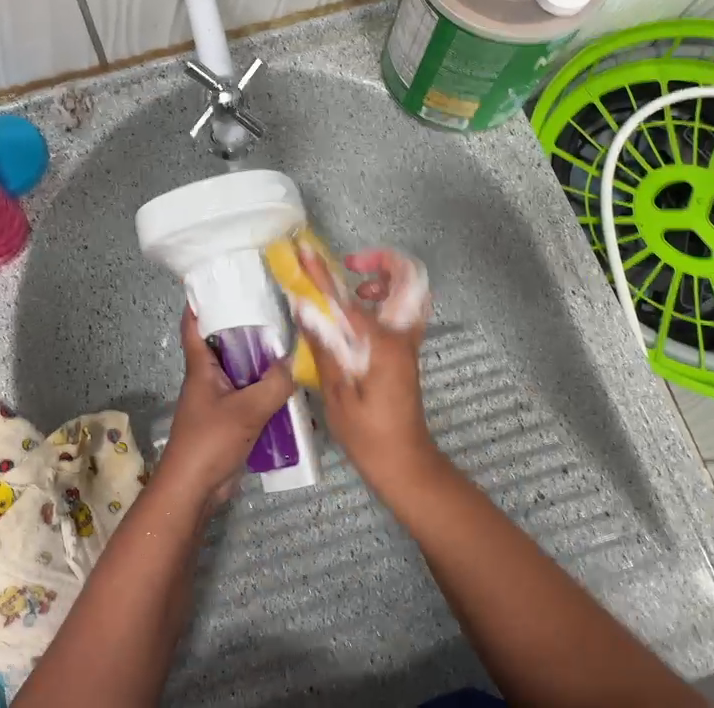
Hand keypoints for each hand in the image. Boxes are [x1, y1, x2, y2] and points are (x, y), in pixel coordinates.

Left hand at [157, 308, 296, 508]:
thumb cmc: (209, 442)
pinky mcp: (230, 421)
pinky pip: (250, 397)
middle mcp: (208, 378)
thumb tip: (296, 362)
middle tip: (276, 311)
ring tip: (292, 347)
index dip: (199, 302)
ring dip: (261, 364)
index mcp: (201, 367)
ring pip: (241, 372)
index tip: (218, 282)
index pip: (192, 325)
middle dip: (246, 330)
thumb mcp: (246, 410)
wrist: (194, 489)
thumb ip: (274, 385)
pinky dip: (267, 392)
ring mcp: (219, 400)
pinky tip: (291, 391)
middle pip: (225, 345)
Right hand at [296, 247, 440, 493]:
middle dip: (382, 259)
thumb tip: (303, 306)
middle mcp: (402, 335)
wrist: (405, 462)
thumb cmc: (369, 434)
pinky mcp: (406, 351)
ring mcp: (409, 342)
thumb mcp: (337, 393)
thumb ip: (323, 346)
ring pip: (410, 291)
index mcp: (382, 343)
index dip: (322, 272)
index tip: (305, 252)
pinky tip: (357, 316)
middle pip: (408, 277)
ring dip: (385, 277)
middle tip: (352, 265)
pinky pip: (403, 309)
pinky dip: (385, 297)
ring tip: (354, 286)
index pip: (347, 298)